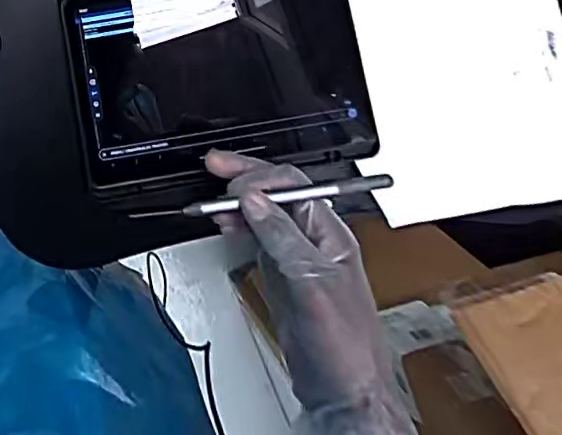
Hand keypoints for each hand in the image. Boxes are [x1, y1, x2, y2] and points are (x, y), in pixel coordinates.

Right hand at [206, 150, 416, 434]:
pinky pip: (255, 235)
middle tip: (214, 164)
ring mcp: (296, 254)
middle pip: (275, 191)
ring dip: (237, 200)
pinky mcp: (281, 272)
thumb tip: (253, 199)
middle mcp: (312, 237)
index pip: (291, 184)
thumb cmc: (347, 348)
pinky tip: (226, 225)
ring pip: (262, 211)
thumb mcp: (312, 284)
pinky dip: (238, 225)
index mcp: (329, 231)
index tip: (232, 188)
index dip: (259, 179)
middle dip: (244, 175)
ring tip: (214, 199)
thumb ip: (281, 237)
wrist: (346, 397)